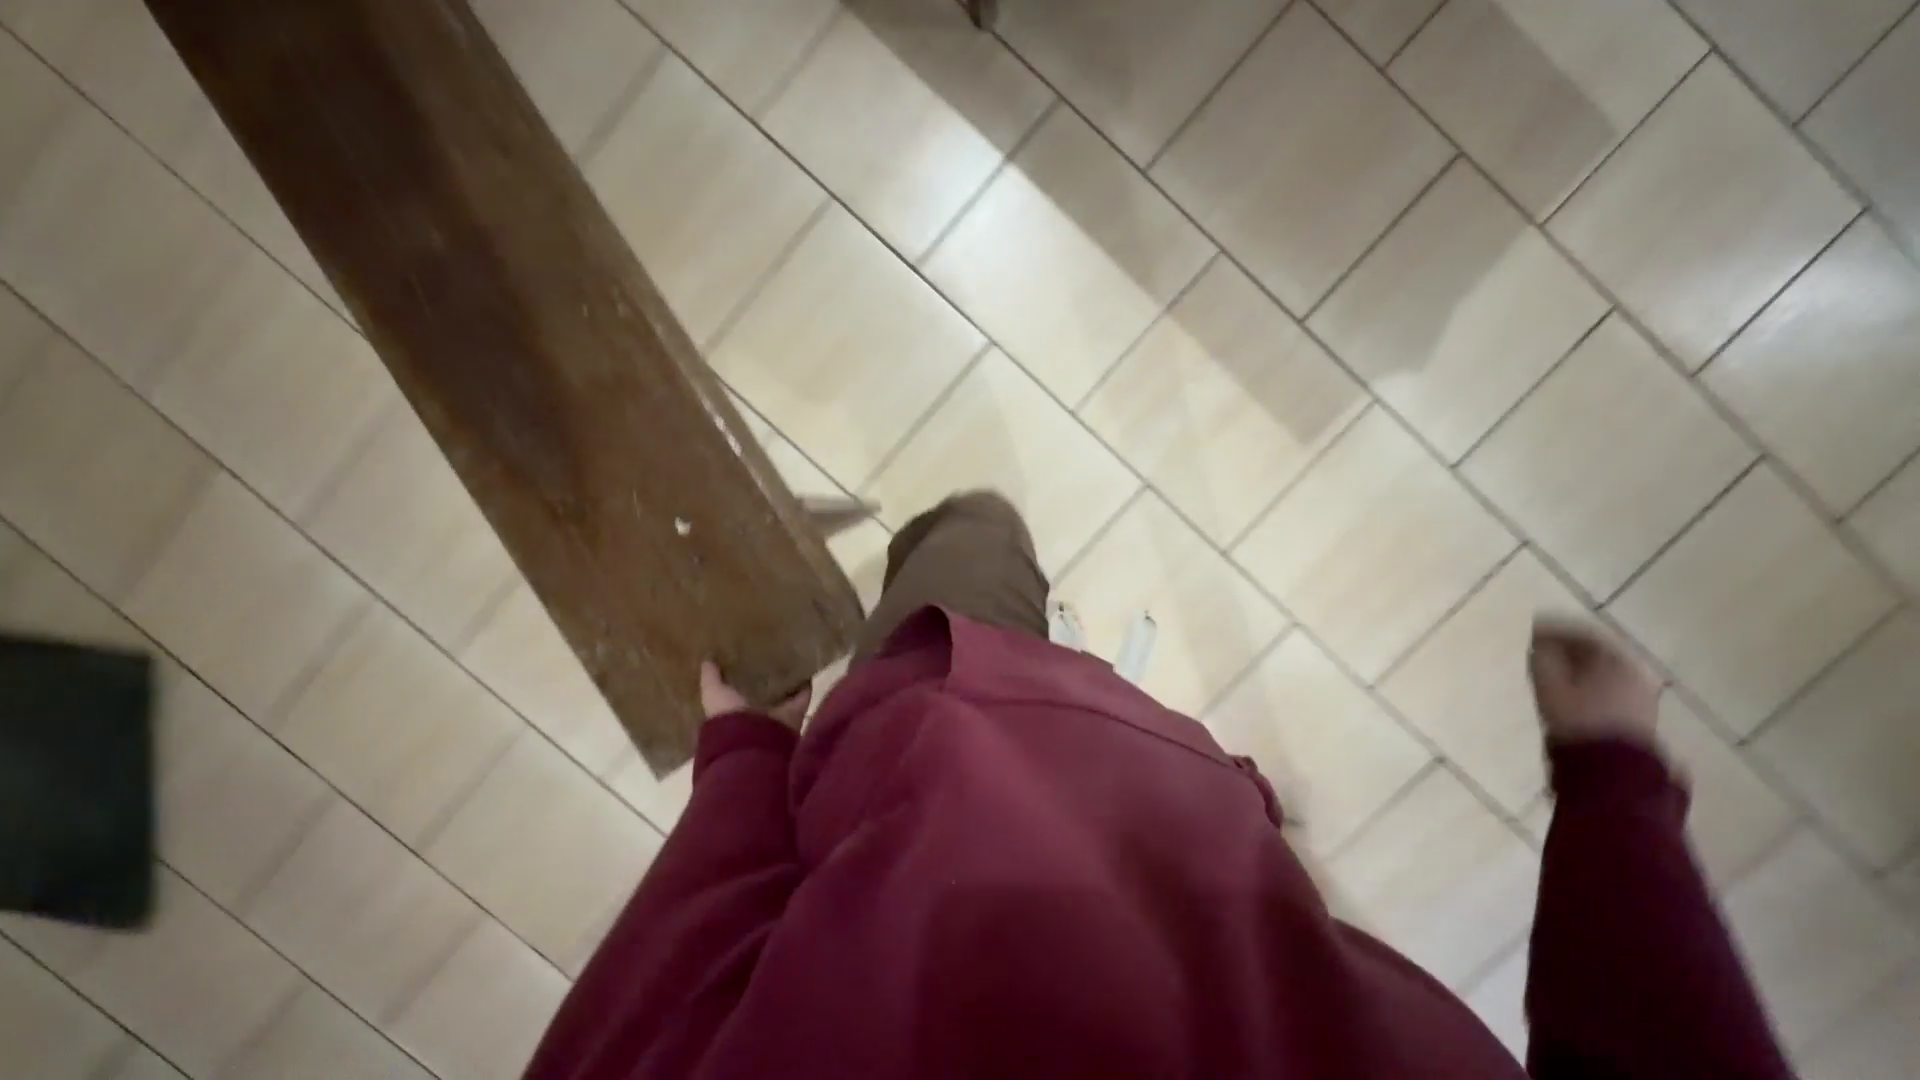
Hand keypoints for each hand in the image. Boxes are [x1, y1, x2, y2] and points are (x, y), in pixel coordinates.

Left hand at [699, 662, 811, 731]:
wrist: (753, 743)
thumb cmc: (729, 719)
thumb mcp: (713, 694)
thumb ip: (711, 679)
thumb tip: (707, 660)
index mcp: (734, 712)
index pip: (737, 692)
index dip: (740, 676)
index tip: (743, 657)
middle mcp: (756, 715)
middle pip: (763, 692)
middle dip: (766, 676)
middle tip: (770, 651)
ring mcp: (777, 716)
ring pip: (783, 693)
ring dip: (787, 678)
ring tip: (790, 653)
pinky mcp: (796, 714)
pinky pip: (803, 696)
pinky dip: (806, 683)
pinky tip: (806, 664)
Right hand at [1528, 616, 1660, 748]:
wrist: (1613, 768)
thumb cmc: (1577, 720)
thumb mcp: (1549, 686)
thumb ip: (1542, 659)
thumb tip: (1540, 644)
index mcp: (1612, 660)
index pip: (1583, 633)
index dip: (1556, 628)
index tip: (1534, 627)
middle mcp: (1633, 671)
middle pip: (1597, 650)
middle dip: (1569, 647)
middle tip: (1544, 647)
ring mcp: (1642, 694)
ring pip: (1605, 670)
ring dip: (1581, 666)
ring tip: (1557, 670)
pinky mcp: (1642, 714)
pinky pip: (1613, 687)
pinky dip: (1592, 682)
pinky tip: (1576, 691)